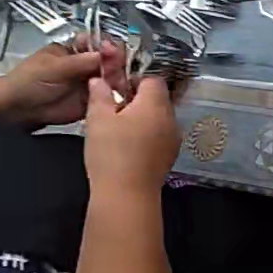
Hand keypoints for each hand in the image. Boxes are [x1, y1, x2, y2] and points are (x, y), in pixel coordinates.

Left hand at [0, 39, 128, 127]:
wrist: (19, 109)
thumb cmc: (31, 81)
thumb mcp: (54, 67)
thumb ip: (80, 62)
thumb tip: (105, 54)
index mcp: (76, 50)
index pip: (98, 43)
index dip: (108, 45)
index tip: (112, 50)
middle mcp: (88, 64)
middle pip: (111, 60)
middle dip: (116, 63)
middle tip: (114, 70)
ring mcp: (92, 83)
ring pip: (114, 78)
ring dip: (120, 79)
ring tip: (118, 84)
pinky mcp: (94, 100)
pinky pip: (112, 96)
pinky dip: (119, 96)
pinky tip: (123, 96)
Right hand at [82, 75, 179, 193]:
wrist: (127, 193)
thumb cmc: (111, 152)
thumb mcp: (98, 119)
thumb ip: (100, 95)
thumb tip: (99, 80)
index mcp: (156, 104)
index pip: (153, 79)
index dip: (135, 80)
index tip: (117, 89)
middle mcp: (171, 118)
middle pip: (158, 98)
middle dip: (138, 100)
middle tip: (114, 110)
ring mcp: (174, 137)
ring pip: (160, 118)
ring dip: (144, 118)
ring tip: (119, 129)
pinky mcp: (171, 154)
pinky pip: (161, 135)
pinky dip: (149, 134)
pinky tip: (130, 146)